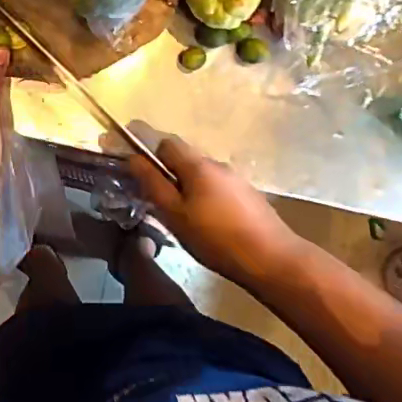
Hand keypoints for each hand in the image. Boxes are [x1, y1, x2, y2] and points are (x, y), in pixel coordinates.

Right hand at [126, 136, 305, 284]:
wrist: (271, 257)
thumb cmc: (216, 238)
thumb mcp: (176, 215)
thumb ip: (154, 185)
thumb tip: (133, 158)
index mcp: (198, 165)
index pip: (166, 143)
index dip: (146, 151)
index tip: (131, 167)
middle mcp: (218, 164)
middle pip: (184, 159)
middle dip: (165, 172)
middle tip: (152, 199)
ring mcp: (236, 179)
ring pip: (200, 176)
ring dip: (185, 187)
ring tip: (177, 216)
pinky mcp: (247, 196)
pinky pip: (216, 188)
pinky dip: (203, 197)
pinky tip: (204, 223)